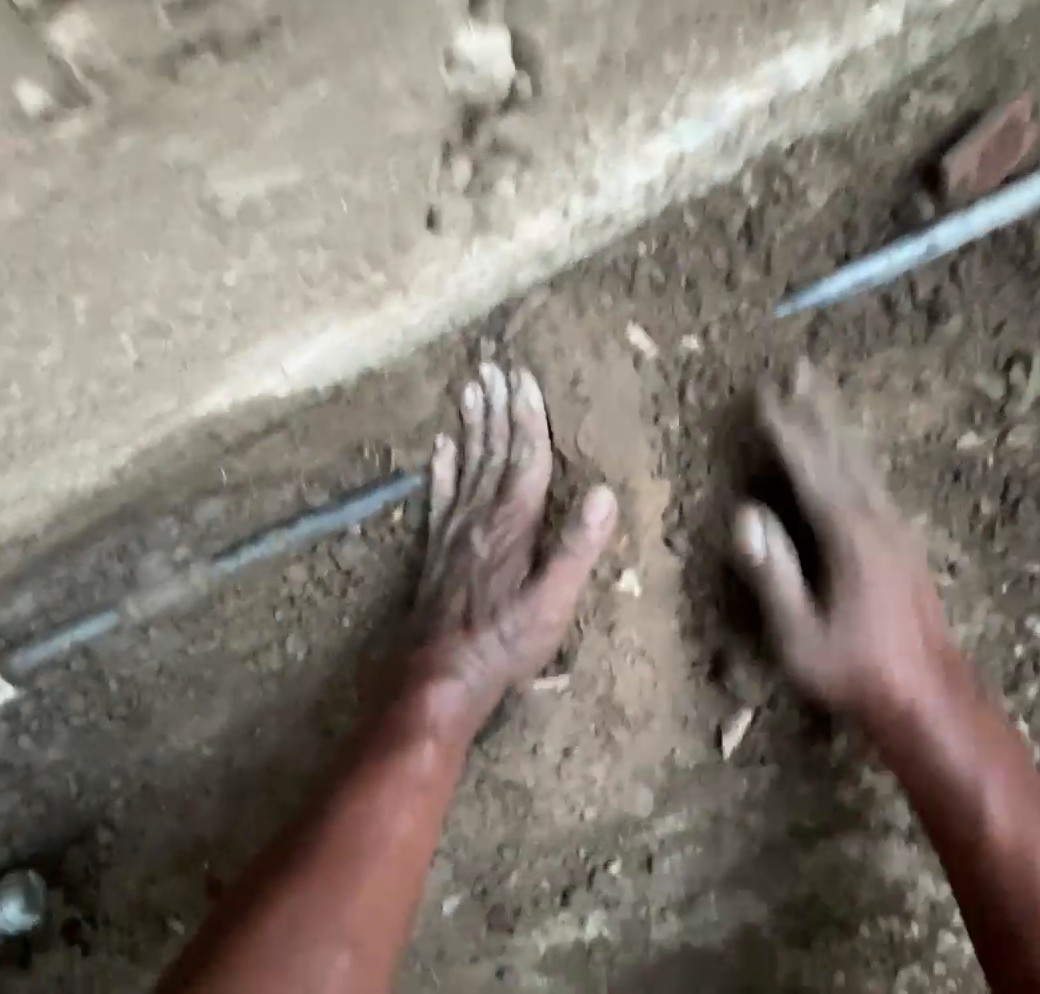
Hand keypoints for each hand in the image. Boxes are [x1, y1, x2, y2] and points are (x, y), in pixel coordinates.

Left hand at [405, 362, 617, 738]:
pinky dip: (440, 467)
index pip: (525, 458)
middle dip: (496, 408)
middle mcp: (480, 517)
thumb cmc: (504, 642)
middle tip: (491, 367)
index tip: (524, 378)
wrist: (441, 671)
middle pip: (491, 451)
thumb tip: (603, 494)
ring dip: (469, 426)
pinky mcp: (436, 546)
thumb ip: (577, 547)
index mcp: (513, 525)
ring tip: (469, 390)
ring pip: (464, 465)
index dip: (527, 417)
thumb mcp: (554, 603)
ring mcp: (454, 529)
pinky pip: (438, 495)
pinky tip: (440, 446)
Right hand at [731, 363, 957, 719]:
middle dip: (818, 411)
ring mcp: (898, 532)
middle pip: (844, 453)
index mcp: (851, 539)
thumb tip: (745, 514)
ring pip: (864, 463)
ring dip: (838, 426)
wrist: (932, 702)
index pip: (811, 470)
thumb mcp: (799, 633)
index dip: (786, 431)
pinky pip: (874, 481)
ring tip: (820, 396)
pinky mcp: (905, 544)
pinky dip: (855, 454)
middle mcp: (880, 523)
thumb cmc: (854, 672)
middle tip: (800, 370)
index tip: (764, 396)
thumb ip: (773, 572)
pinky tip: (850, 454)